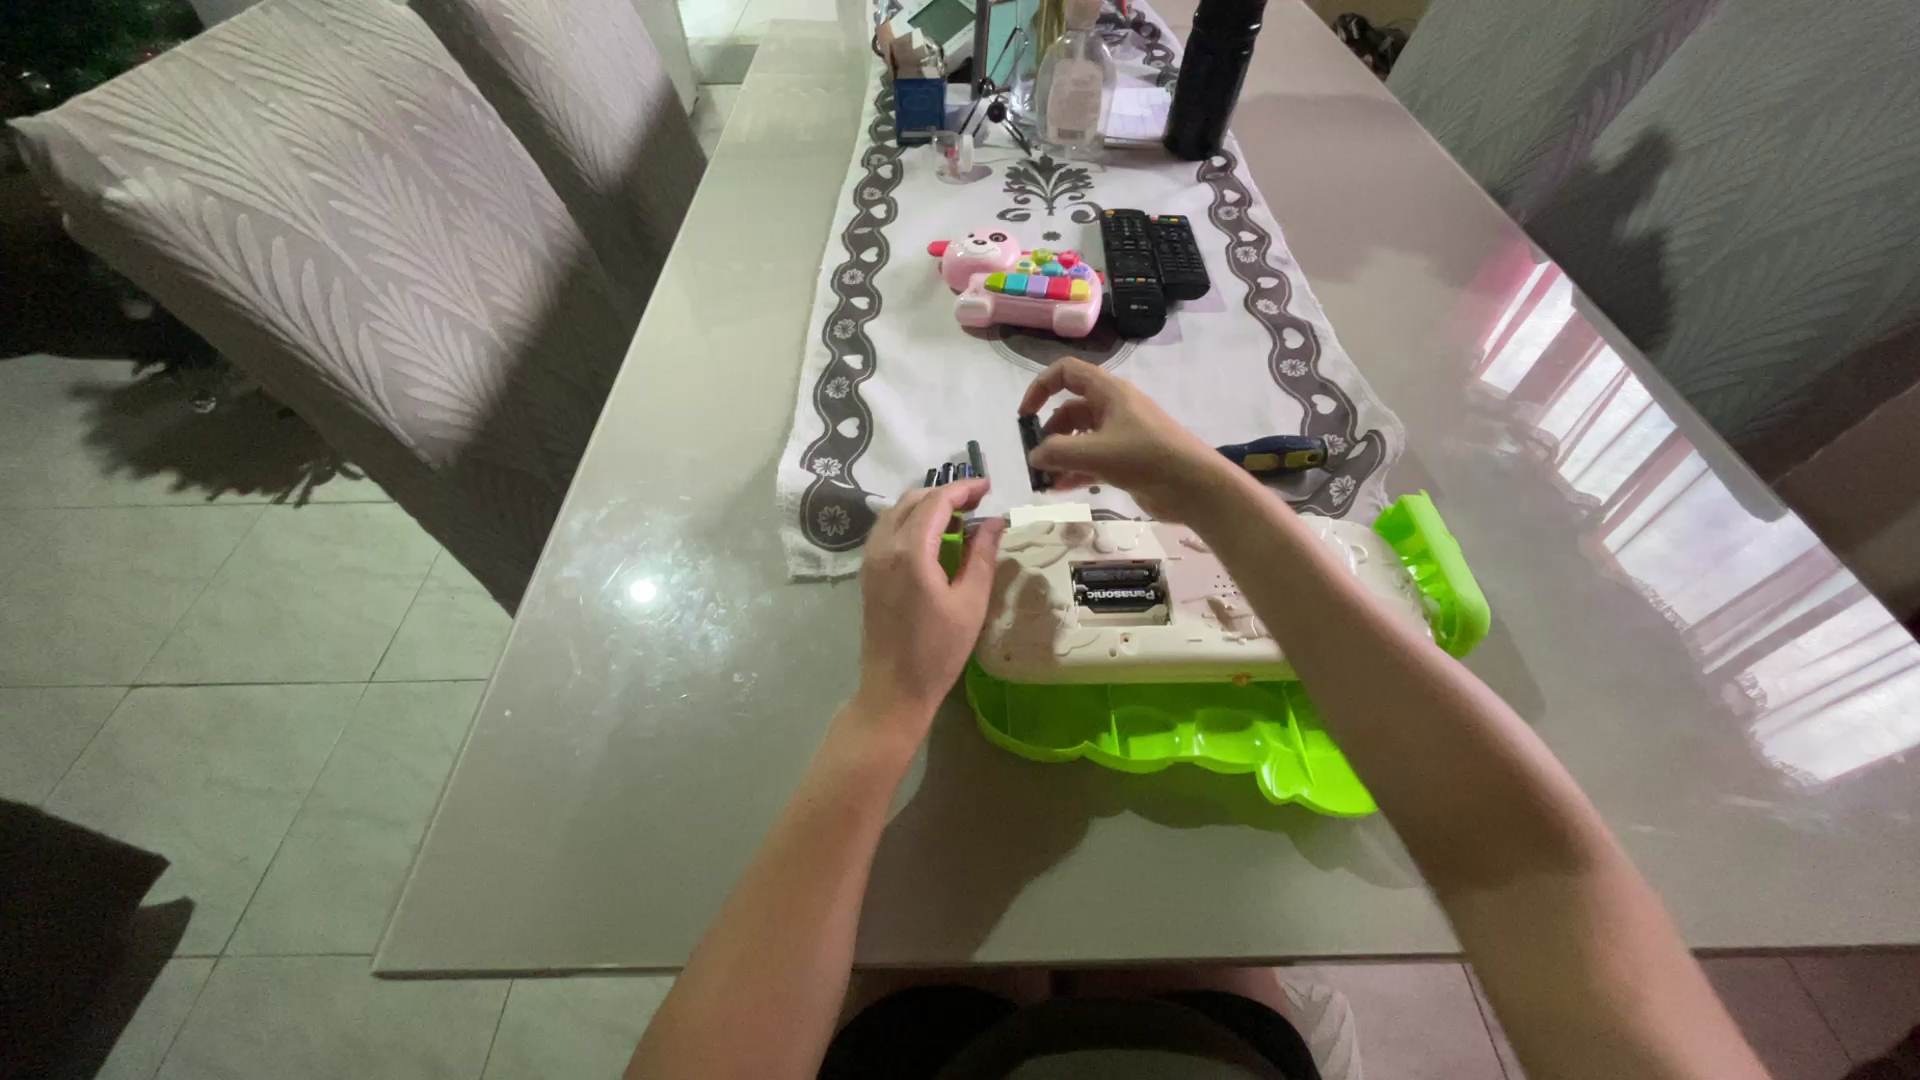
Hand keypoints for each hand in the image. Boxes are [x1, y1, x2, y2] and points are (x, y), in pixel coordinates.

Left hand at [853, 477, 1005, 733]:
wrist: (894, 688)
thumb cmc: (938, 651)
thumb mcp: (970, 603)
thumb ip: (982, 556)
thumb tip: (995, 522)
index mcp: (910, 552)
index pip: (936, 502)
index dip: (963, 489)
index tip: (987, 488)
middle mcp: (884, 547)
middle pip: (912, 500)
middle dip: (945, 494)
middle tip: (976, 502)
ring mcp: (870, 559)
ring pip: (896, 512)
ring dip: (926, 505)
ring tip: (958, 517)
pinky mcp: (867, 572)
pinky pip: (886, 530)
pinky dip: (910, 521)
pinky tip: (931, 536)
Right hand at [1019, 358, 1237, 521]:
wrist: (1194, 486)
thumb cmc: (1147, 458)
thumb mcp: (1097, 453)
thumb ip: (1058, 452)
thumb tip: (1034, 455)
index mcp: (1108, 392)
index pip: (1066, 373)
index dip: (1041, 387)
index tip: (1026, 416)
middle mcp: (1112, 408)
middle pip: (1069, 410)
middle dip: (1048, 434)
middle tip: (1036, 460)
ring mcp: (1119, 435)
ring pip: (1079, 439)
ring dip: (1059, 457)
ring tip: (1044, 481)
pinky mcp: (1125, 460)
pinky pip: (1091, 460)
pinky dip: (1074, 471)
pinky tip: (1060, 488)